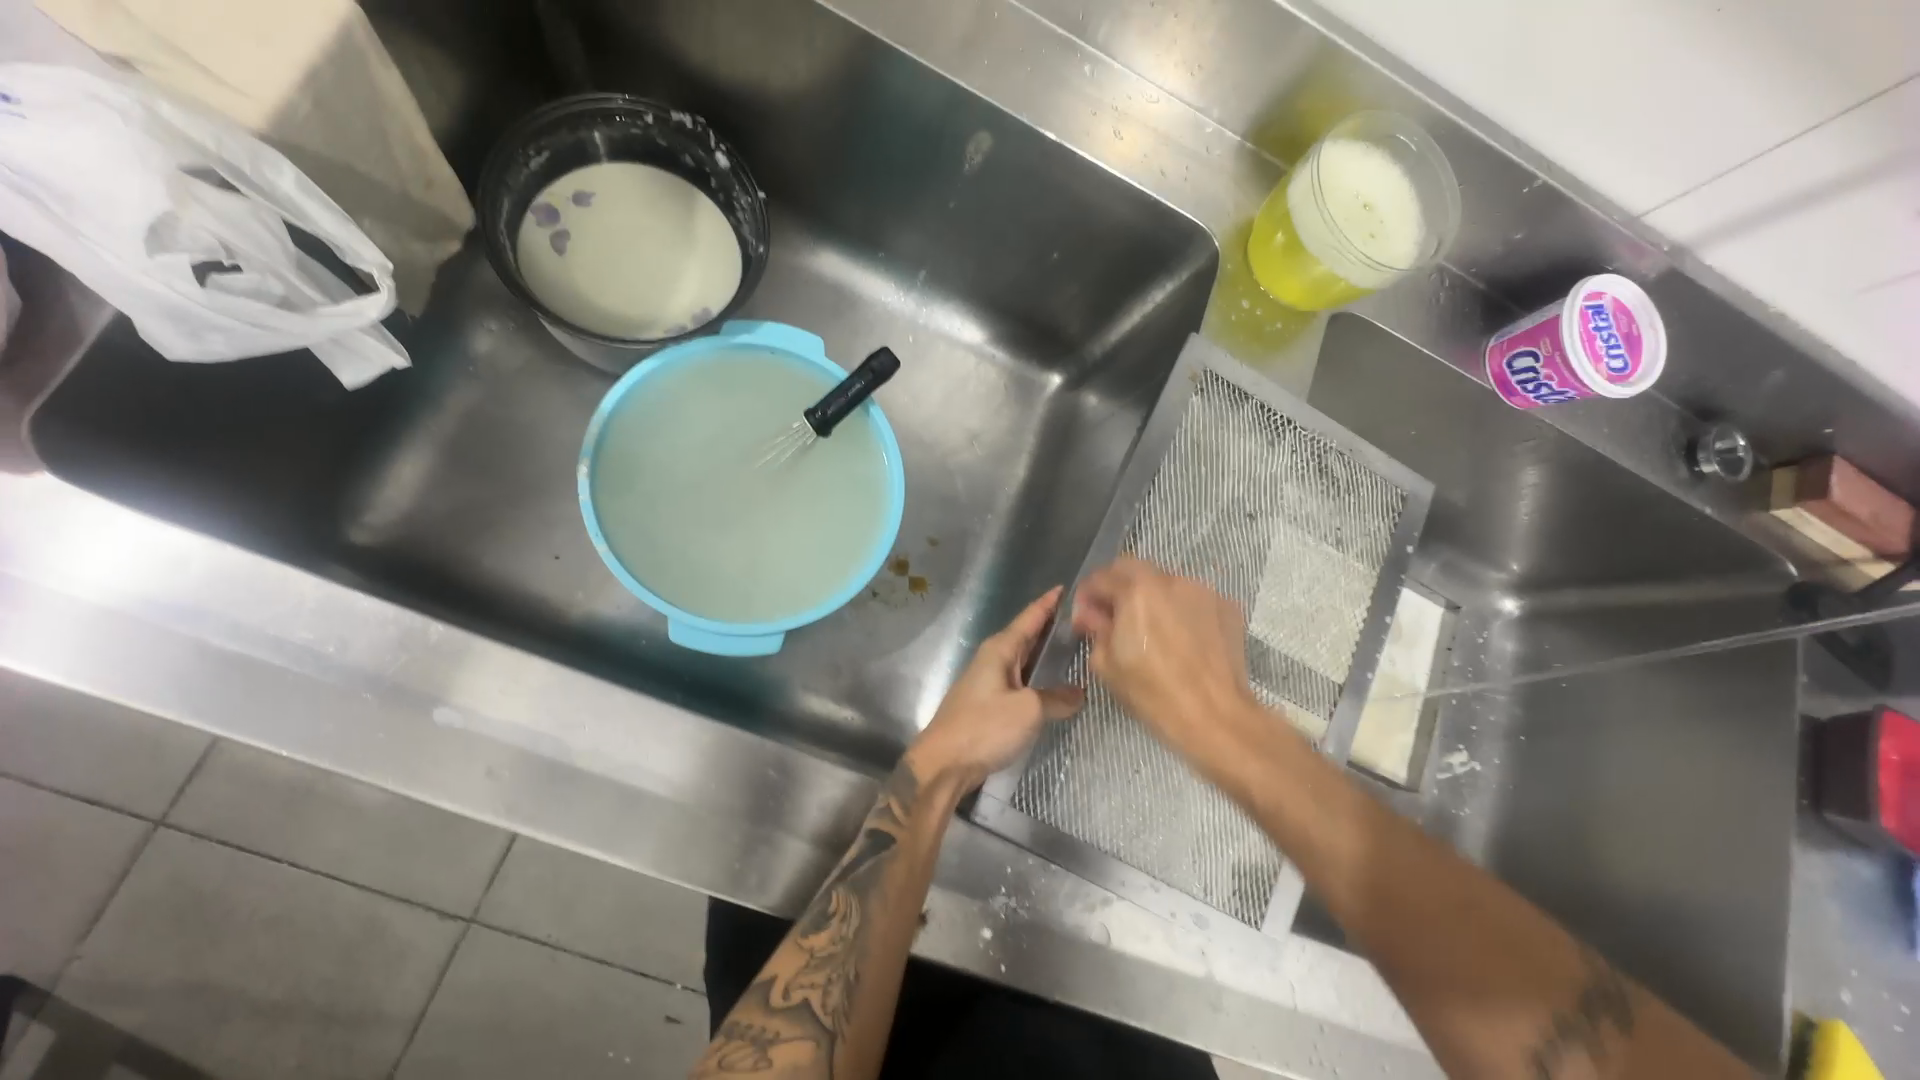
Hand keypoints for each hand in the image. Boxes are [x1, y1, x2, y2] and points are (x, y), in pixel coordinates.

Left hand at [905, 587, 1084, 791]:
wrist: (943, 764)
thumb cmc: (984, 728)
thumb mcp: (1028, 710)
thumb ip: (1056, 698)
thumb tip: (1078, 694)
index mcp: (1000, 650)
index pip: (1030, 617)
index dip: (1049, 603)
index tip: (1069, 586)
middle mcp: (993, 660)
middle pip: (1026, 636)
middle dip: (1051, 627)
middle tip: (1083, 619)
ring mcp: (989, 683)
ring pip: (1023, 661)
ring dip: (1045, 655)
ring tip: (1074, 649)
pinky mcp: (989, 705)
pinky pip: (1020, 682)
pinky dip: (1037, 679)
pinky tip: (1053, 686)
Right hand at [1070, 556, 1259, 757]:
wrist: (1215, 716)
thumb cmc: (1153, 694)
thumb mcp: (1107, 665)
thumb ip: (1096, 630)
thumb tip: (1091, 616)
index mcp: (1136, 591)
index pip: (1100, 577)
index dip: (1087, 595)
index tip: (1085, 616)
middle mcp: (1171, 580)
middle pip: (1134, 570)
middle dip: (1118, 588)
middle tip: (1114, 617)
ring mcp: (1203, 591)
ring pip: (1167, 583)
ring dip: (1152, 598)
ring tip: (1151, 630)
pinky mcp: (1227, 607)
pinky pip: (1193, 600)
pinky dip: (1180, 611)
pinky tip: (1181, 639)